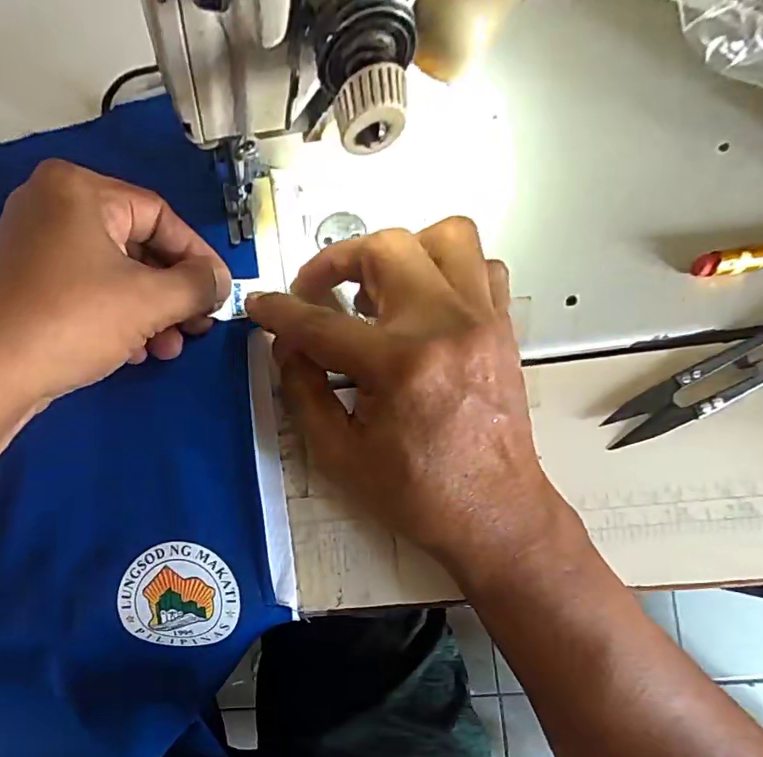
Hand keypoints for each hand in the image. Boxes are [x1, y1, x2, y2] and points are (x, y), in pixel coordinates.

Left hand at [0, 160, 232, 410]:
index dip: (197, 257)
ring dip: (148, 314)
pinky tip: (133, 352)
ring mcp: (34, 248)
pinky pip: (85, 294)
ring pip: (112, 276)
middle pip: (135, 246)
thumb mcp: (146, 301)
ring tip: (168, 348)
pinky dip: (115, 320)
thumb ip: (194, 285)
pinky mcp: (25, 288)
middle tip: (196, 328)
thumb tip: (219, 283)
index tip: (220, 294)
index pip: (160, 215)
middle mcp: (52, 207)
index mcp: (79, 189)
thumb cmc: (70, 321)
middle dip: (171, 293)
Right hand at [245, 219, 578, 581]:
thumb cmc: (418, 494)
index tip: (261, 305)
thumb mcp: (340, 455)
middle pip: (386, 249)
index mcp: (401, 365)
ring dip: (397, 252)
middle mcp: (447, 326)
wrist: (492, 513)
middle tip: (314, 291)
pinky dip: (444, 270)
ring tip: (373, 290)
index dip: (282, 311)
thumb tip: (289, 350)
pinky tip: (420, 304)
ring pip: (444, 236)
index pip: (324, 322)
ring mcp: (482, 320)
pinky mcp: (501, 328)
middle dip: (335, 262)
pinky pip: (479, 265)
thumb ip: (304, 394)